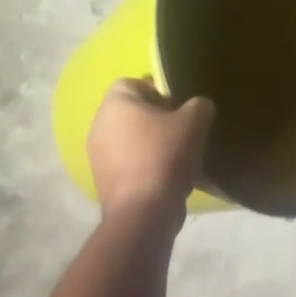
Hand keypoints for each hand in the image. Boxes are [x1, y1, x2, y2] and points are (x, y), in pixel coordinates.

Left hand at [87, 78, 214, 222]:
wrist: (143, 214)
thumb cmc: (164, 156)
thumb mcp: (194, 121)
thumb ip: (198, 105)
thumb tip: (196, 108)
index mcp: (115, 103)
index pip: (134, 82)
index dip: (158, 89)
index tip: (178, 107)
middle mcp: (98, 125)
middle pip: (132, 111)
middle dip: (156, 118)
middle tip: (181, 130)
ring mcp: (97, 156)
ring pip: (129, 138)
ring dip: (150, 143)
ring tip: (176, 155)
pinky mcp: (102, 182)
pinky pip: (127, 162)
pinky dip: (143, 165)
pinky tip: (165, 176)